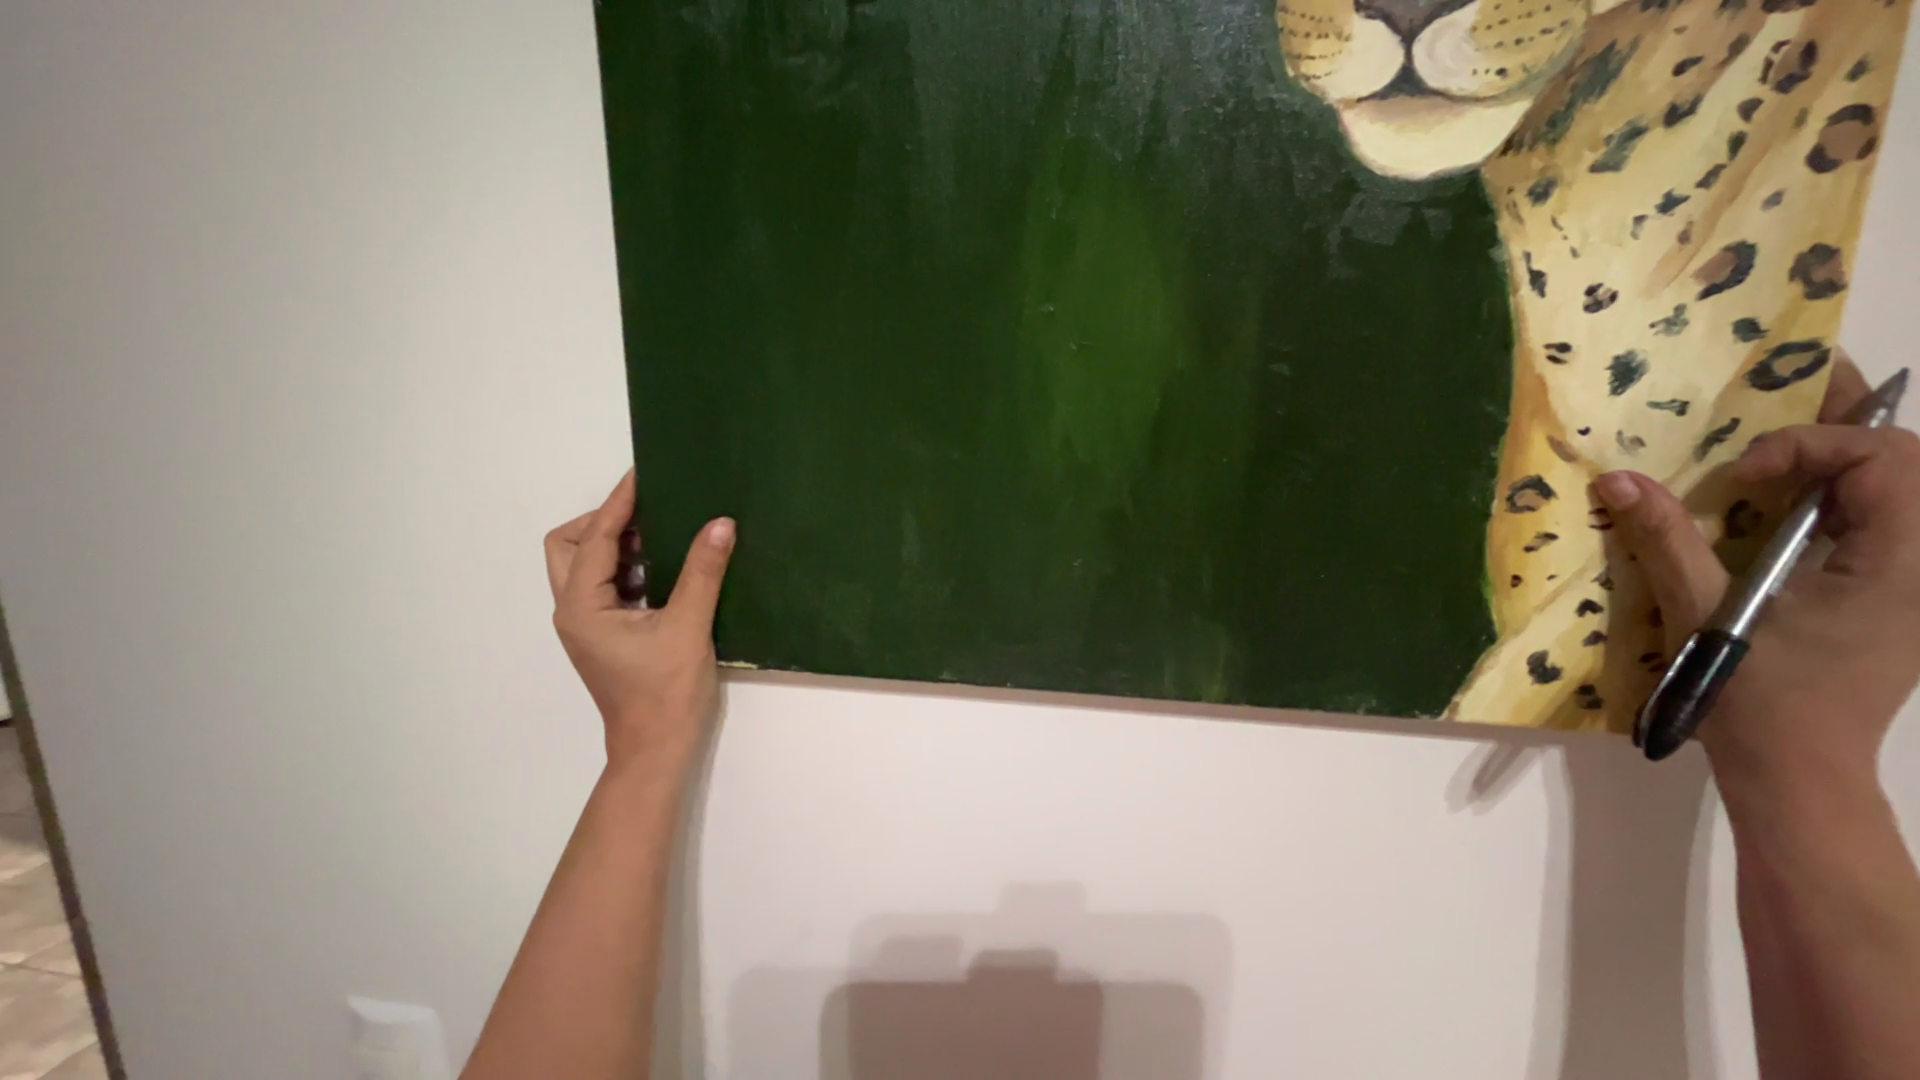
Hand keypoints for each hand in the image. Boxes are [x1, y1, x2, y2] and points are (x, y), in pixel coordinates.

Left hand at [544, 470, 735, 774]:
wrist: (657, 749)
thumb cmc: (666, 692)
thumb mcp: (688, 626)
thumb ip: (702, 572)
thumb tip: (721, 523)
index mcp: (582, 607)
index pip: (596, 538)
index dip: (619, 504)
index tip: (643, 475)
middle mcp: (573, 611)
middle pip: (568, 546)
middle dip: (602, 522)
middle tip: (647, 511)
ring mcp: (586, 625)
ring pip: (584, 566)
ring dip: (615, 544)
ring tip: (661, 534)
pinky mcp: (604, 636)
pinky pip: (604, 586)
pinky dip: (627, 568)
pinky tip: (664, 569)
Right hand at [1594, 356, 1919, 800]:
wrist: (1800, 770)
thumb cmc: (1759, 696)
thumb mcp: (1707, 614)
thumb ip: (1667, 541)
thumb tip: (1616, 480)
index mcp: (1901, 564)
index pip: (1889, 460)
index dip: (1814, 445)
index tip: (1741, 476)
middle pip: (1908, 461)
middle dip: (1844, 420)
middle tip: (1779, 389)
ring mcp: (1912, 578)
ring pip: (1897, 487)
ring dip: (1838, 452)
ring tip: (1777, 429)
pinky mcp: (1887, 591)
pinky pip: (1877, 518)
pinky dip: (1832, 490)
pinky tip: (1778, 491)